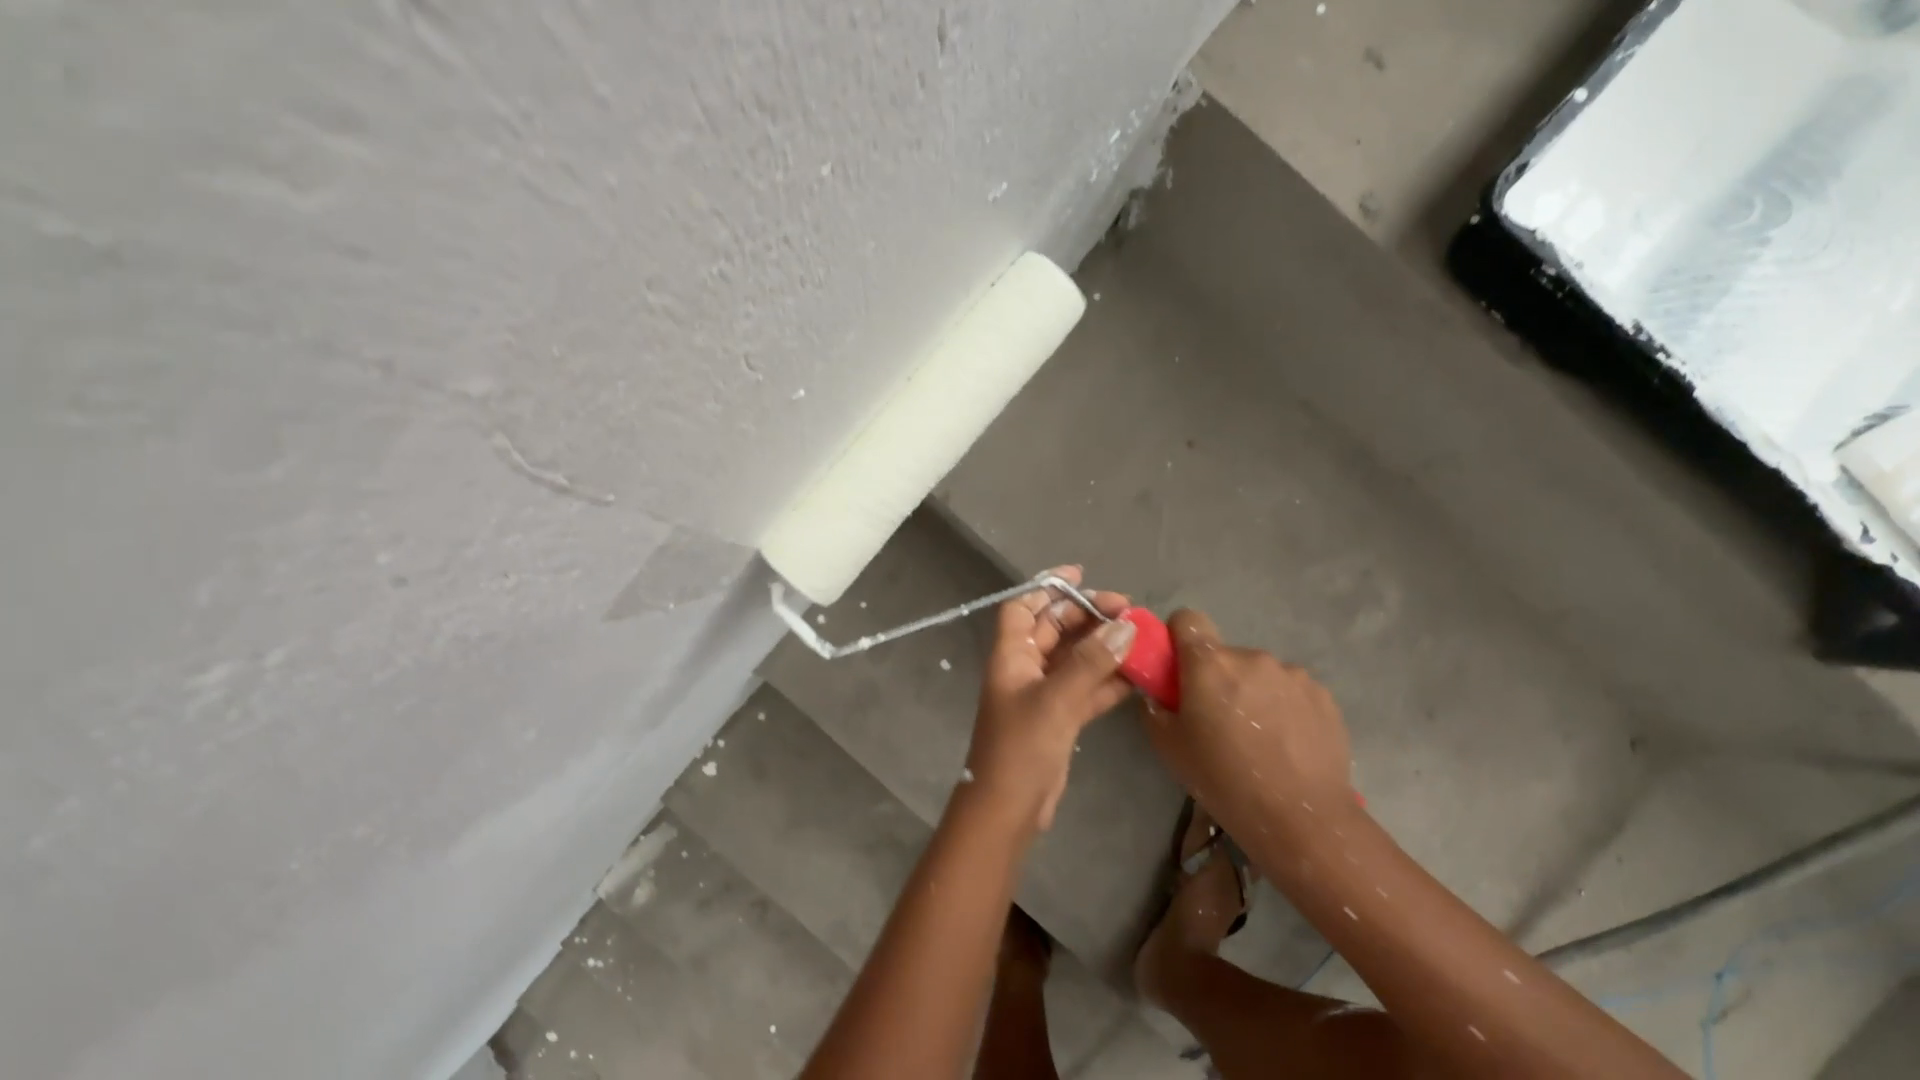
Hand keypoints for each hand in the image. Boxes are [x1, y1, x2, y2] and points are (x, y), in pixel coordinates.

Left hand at [965, 566, 1135, 831]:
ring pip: (1076, 659)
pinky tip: (1140, 674)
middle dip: (1088, 616)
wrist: (1009, 808)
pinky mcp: (1060, 719)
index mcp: (1011, 655)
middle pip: (1055, 629)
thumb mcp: (1057, 699)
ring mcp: (1043, 695)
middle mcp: (1025, 669)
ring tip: (1142, 637)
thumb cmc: (1022, 747)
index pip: (1024, 607)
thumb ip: (1091, 661)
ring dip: (1104, 646)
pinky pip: (1087, 689)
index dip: (1049, 588)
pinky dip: (1109, 680)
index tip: (1083, 576)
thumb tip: (1125, 625)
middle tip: (1129, 612)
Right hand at [1140, 609, 1353, 830]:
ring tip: (1259, 739)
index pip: (1188, 619)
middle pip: (1226, 656)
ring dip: (1254, 694)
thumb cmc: (1223, 780)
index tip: (1180, 670)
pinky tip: (1287, 745)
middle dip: (1219, 679)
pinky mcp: (1323, 695)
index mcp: (1209, 664)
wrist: (1298, 816)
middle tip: (1220, 722)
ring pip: (1260, 675)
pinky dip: (1284, 708)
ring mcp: (1292, 674)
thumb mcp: (1169, 748)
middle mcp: (1252, 657)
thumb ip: (1155, 709)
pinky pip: (1291, 691)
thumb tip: (1159, 694)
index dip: (1180, 639)